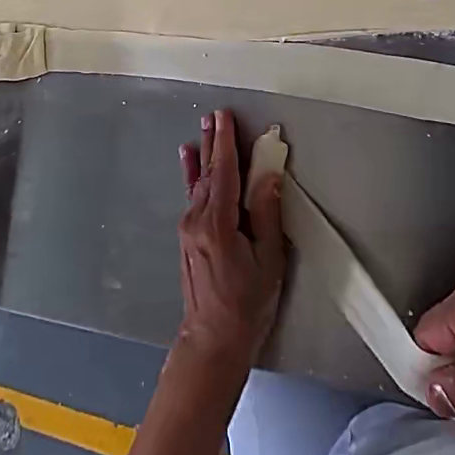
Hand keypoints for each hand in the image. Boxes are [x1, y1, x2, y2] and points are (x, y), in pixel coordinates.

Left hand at [176, 109, 285, 366]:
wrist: (212, 339)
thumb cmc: (247, 303)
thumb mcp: (268, 259)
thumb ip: (267, 213)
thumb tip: (269, 175)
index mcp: (219, 223)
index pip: (225, 172)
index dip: (227, 143)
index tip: (226, 118)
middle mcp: (197, 219)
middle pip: (208, 172)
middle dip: (213, 142)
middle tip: (214, 115)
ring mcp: (187, 227)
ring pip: (198, 183)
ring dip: (204, 155)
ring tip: (203, 129)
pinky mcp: (186, 236)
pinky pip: (192, 197)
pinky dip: (193, 175)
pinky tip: (189, 161)